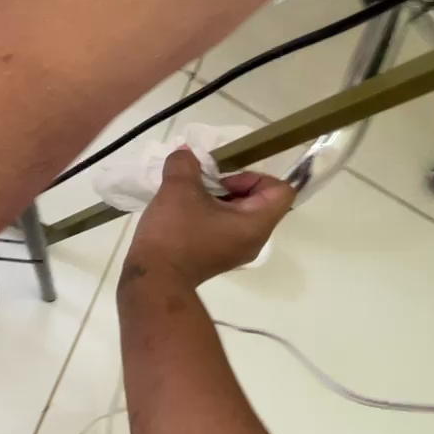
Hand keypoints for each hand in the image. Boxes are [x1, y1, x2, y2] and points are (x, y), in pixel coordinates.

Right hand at [122, 151, 294, 291]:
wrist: (152, 279)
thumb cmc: (173, 234)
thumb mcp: (178, 190)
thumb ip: (184, 164)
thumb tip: (185, 153)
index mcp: (255, 224)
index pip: (281, 190)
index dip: (254, 177)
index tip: (222, 181)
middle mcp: (253, 240)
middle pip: (259, 201)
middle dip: (231, 187)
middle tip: (201, 186)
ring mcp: (235, 252)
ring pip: (238, 215)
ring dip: (217, 201)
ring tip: (188, 200)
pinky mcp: (216, 259)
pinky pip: (223, 229)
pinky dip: (208, 217)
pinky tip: (181, 216)